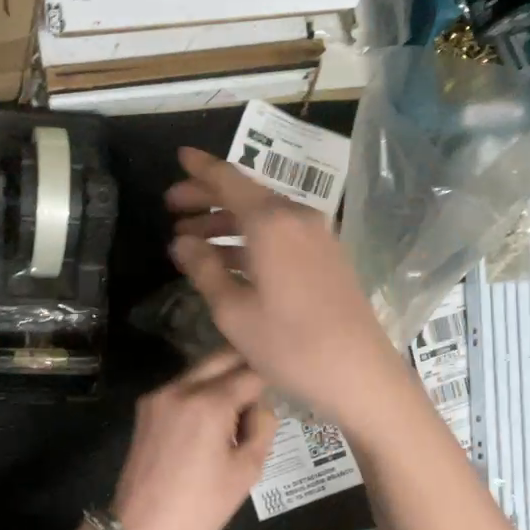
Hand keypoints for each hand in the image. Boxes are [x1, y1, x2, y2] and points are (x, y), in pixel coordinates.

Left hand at [109, 350, 278, 529]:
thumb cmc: (199, 507)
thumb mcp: (246, 471)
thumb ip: (263, 428)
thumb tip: (262, 406)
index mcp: (208, 403)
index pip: (251, 373)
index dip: (270, 383)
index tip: (281, 397)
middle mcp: (180, 388)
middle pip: (222, 358)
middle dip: (245, 370)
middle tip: (262, 397)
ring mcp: (158, 396)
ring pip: (200, 370)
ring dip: (222, 380)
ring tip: (237, 414)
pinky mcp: (145, 409)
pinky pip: (182, 388)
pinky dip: (201, 393)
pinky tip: (210, 423)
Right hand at [165, 147, 410, 429]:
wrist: (357, 371)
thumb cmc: (288, 345)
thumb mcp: (233, 312)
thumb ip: (204, 270)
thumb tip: (181, 242)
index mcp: (271, 223)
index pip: (229, 180)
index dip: (200, 170)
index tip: (178, 158)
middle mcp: (297, 218)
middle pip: (246, 195)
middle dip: (207, 198)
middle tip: (173, 207)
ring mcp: (317, 237)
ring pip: (263, 216)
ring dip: (226, 223)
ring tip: (192, 240)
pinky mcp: (327, 258)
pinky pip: (280, 234)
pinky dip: (250, 239)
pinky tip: (231, 260)